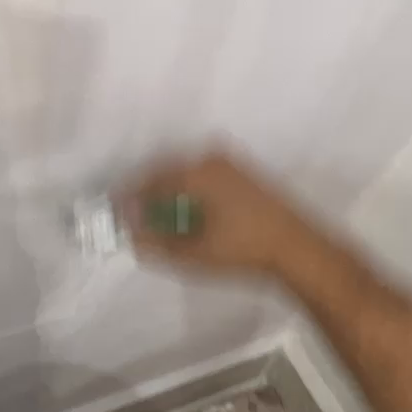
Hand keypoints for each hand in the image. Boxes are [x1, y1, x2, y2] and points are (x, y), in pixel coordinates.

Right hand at [122, 150, 324, 277]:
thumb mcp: (192, 253)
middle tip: (133, 214)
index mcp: (194, 172)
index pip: (148, 180)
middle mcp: (210, 158)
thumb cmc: (241, 250)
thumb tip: (129, 231)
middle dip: (147, 192)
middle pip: (166, 171)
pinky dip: (188, 190)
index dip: (128, 197)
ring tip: (157, 215)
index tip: (114, 211)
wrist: (297, 248)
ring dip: (168, 191)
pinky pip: (202, 176)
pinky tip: (186, 211)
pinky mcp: (244, 172)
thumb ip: (154, 241)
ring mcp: (230, 163)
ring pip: (185, 173)